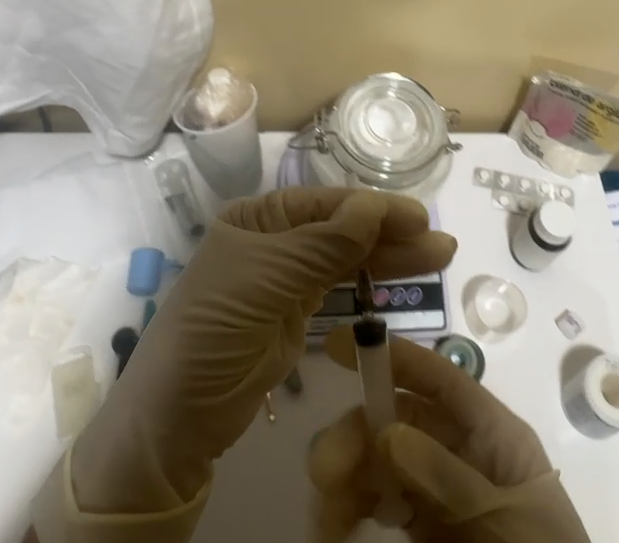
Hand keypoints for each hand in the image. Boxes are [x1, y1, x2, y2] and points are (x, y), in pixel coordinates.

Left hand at [69, 189, 456, 513]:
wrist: (178, 414)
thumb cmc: (212, 331)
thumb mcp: (265, 281)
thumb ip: (322, 245)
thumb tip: (371, 207)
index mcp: (256, 219)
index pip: (324, 204)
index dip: (372, 209)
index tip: (418, 218)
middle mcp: (272, 241)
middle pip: (340, 229)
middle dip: (389, 234)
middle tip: (440, 244)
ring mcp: (284, 279)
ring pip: (345, 258)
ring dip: (389, 258)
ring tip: (440, 257)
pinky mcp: (295, 314)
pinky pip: (339, 287)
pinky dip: (369, 281)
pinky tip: (401, 278)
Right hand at [308, 328, 591, 542]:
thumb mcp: (502, 514)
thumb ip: (447, 475)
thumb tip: (387, 431)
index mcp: (493, 432)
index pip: (439, 380)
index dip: (392, 357)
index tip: (337, 345)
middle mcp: (460, 450)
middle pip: (398, 420)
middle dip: (357, 435)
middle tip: (324, 471)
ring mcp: (439, 487)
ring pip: (380, 461)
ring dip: (346, 478)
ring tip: (326, 516)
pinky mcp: (423, 524)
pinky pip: (379, 502)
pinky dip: (352, 508)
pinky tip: (335, 524)